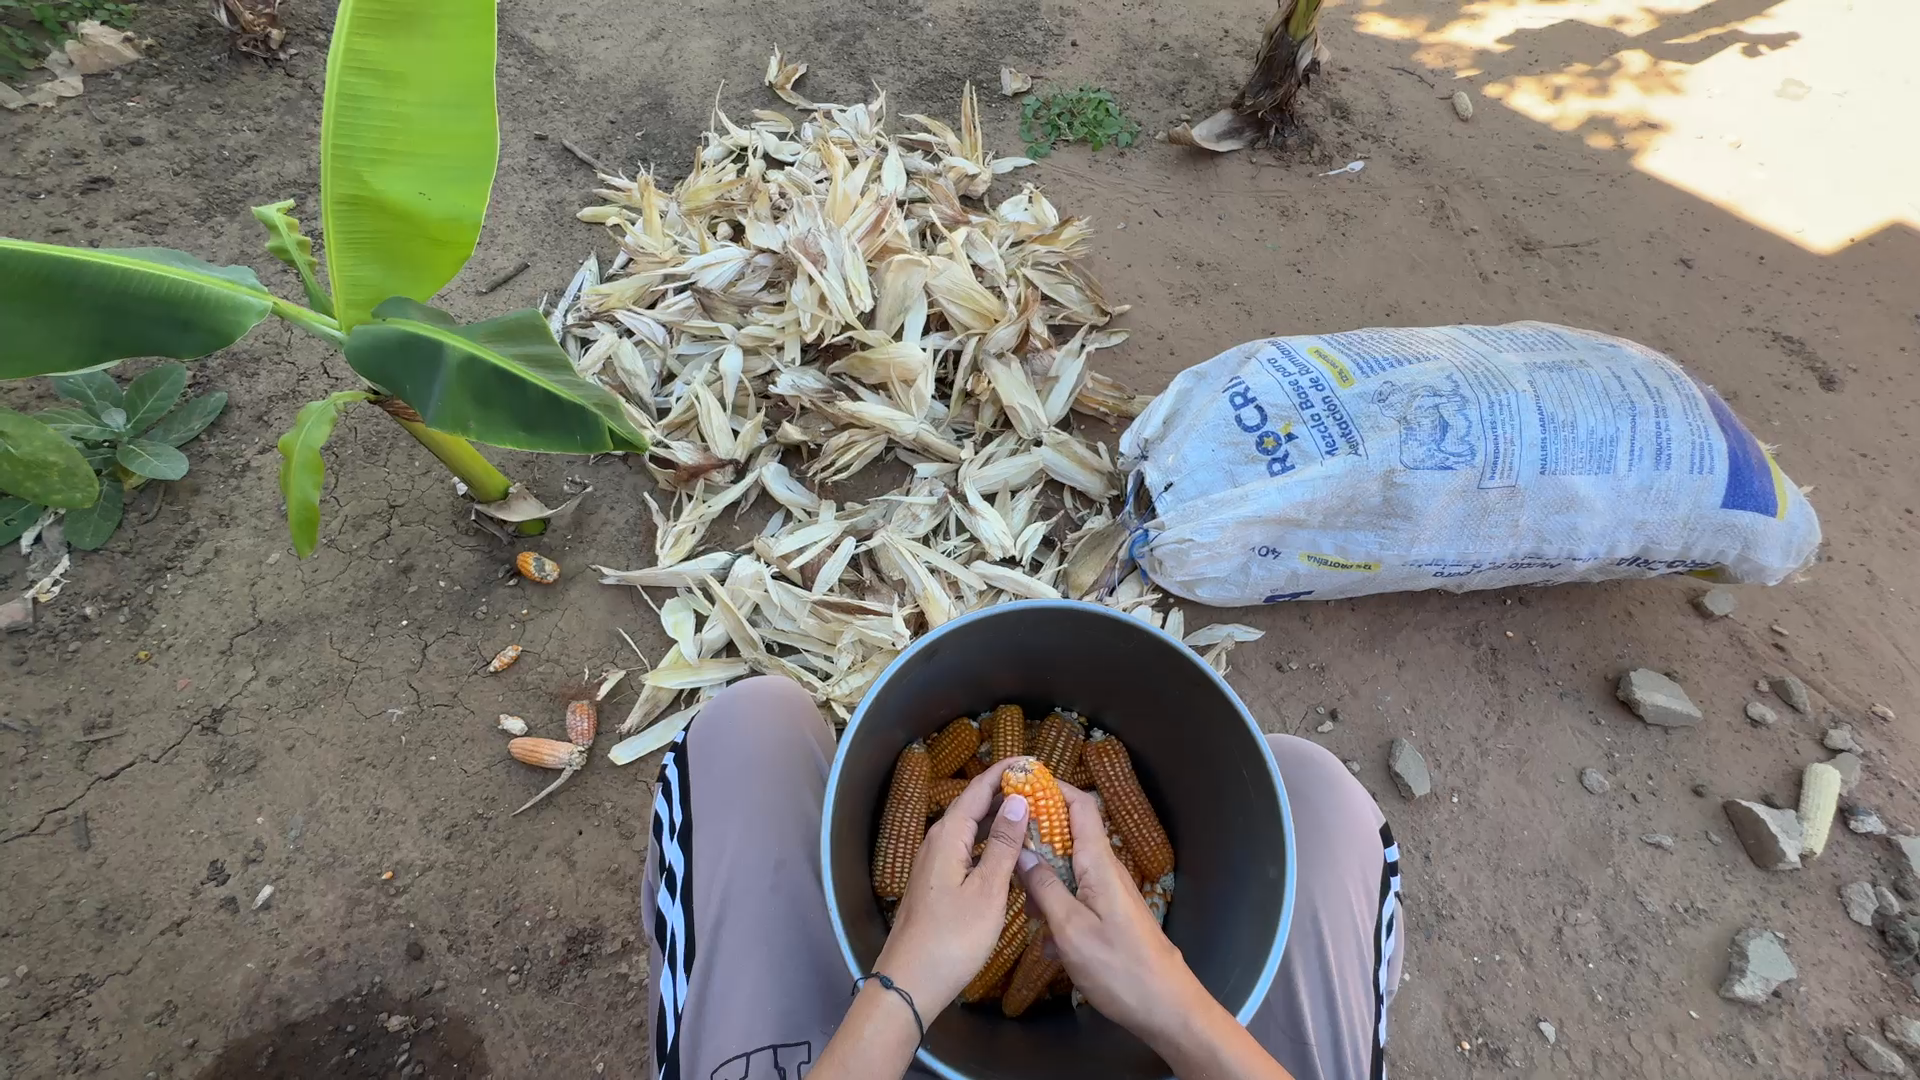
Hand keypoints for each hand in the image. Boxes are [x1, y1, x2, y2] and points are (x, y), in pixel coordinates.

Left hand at [875, 759, 1027, 1012]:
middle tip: (1040, 788)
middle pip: (974, 804)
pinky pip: (967, 847)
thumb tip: (1018, 799)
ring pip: (971, 827)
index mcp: (949, 834)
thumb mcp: (987, 890)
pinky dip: (989, 841)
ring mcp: (936, 861)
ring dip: (999, 818)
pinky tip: (1008, 852)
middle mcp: (939, 840)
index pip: (979, 789)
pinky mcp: (938, 881)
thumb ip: (1003, 844)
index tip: (1032, 762)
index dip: (1004, 771)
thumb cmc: (952, 937)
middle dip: (1005, 792)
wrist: (909, 982)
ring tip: (1031, 813)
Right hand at [1016, 783, 1210, 1043]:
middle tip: (1006, 853)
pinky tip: (1046, 943)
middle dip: (1036, 841)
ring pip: (1068, 869)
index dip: (1053, 788)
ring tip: (1023, 909)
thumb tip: (1021, 852)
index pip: (1080, 805)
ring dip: (1044, 882)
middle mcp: (1105, 868)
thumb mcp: (1071, 929)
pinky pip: (1077, 896)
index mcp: (1098, 861)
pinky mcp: (1110, 914)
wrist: (1168, 1010)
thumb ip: (1044, 888)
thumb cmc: (1119, 968)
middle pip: (1068, 835)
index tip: (1021, 785)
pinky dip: (1057, 909)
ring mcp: (1109, 892)